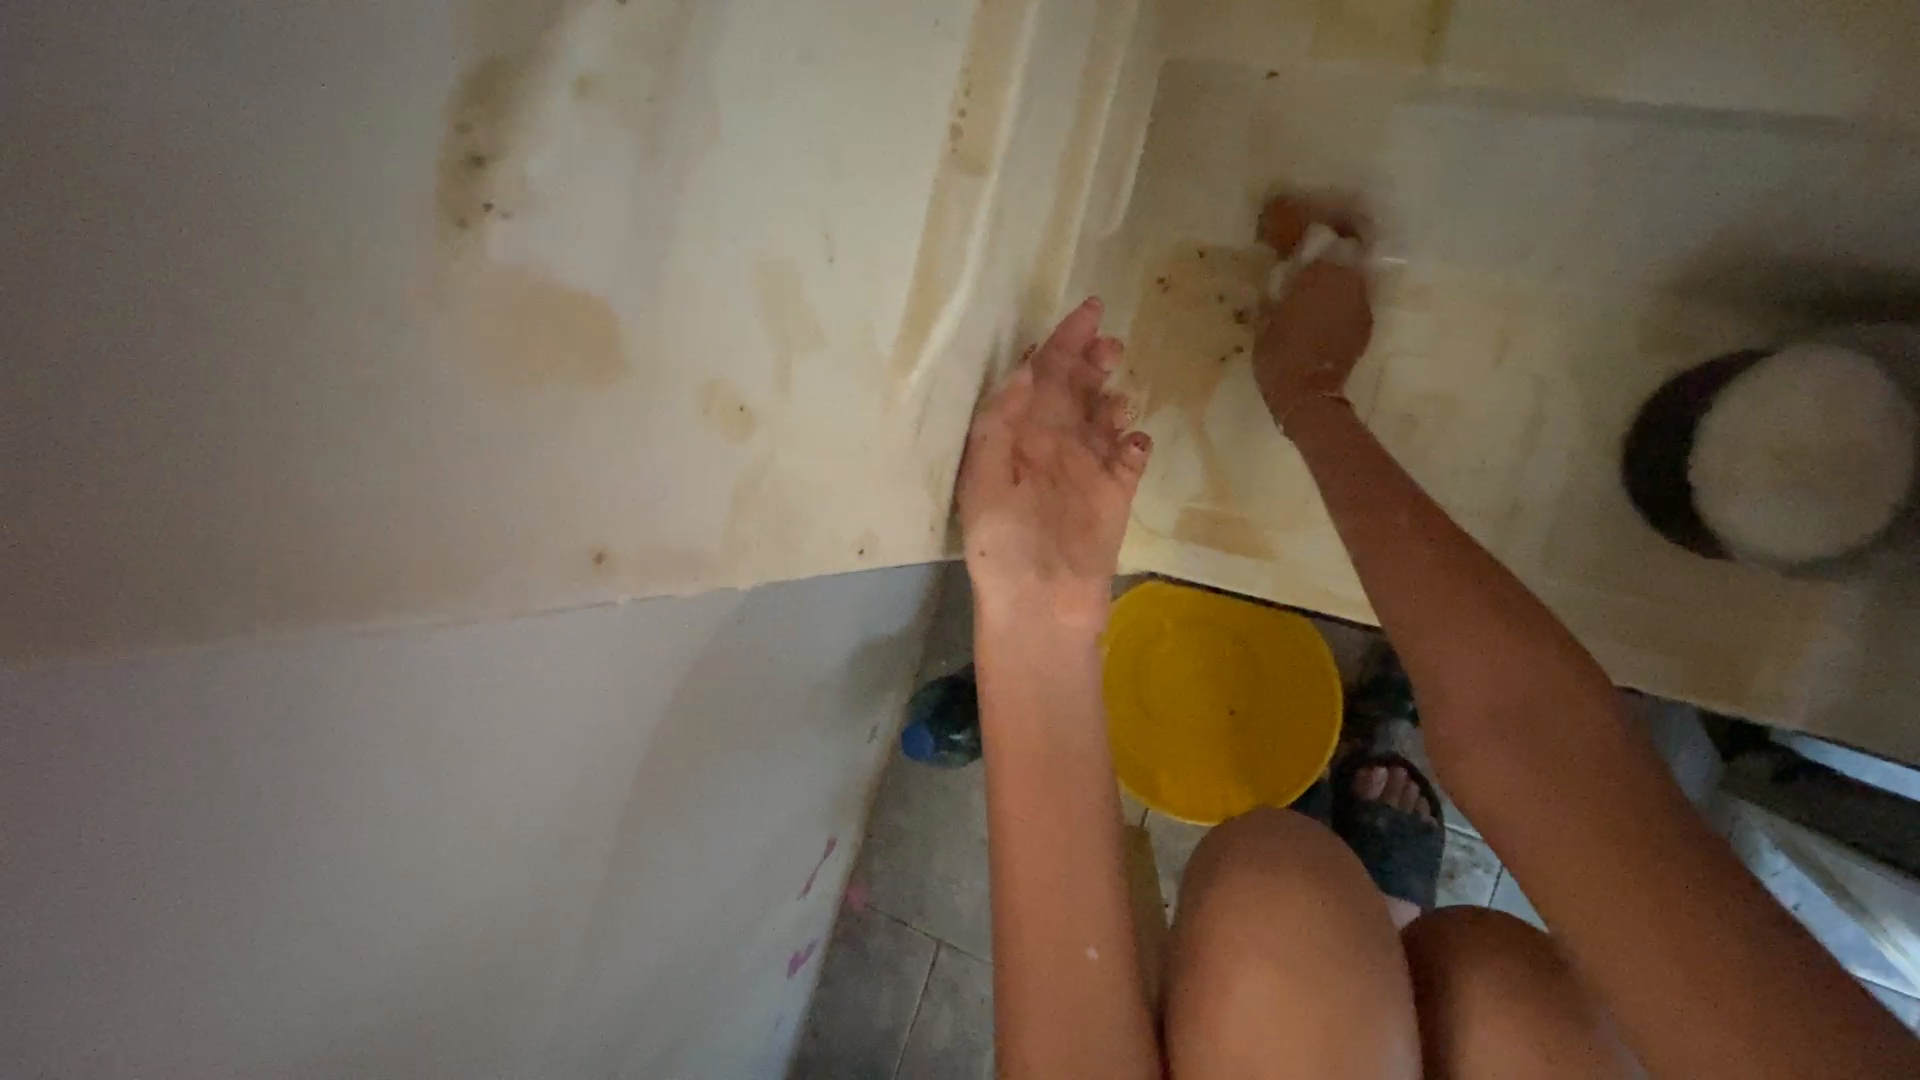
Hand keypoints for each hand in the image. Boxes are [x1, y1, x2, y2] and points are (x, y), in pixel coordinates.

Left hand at [958, 297, 1151, 630]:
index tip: (1089, 310)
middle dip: (1091, 359)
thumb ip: (999, 422)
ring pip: (1104, 417)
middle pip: (1073, 390)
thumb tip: (1023, 367)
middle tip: (1110, 346)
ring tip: (1116, 394)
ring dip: (1111, 396)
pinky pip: (1129, 457)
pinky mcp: (1115, 496)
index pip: (1038, 377)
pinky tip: (1131, 442)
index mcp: (1014, 440)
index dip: (1060, 342)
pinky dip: (1134, 442)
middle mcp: (1049, 448)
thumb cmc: (1003, 549)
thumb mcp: (983, 482)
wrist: (1040, 610)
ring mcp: (1085, 471)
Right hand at [1251, 199, 1373, 428]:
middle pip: (1345, 244)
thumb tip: (1282, 273)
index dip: (1305, 219)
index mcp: (1322, 272)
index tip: (1290, 212)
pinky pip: (1352, 294)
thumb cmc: (1279, 356)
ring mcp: (1362, 300)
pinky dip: (1339, 292)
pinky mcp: (1365, 321)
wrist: (1308, 397)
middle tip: (1310, 240)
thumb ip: (1278, 290)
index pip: (1319, 231)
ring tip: (1316, 271)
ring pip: (1351, 269)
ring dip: (1335, 267)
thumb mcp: (1266, 318)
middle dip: (1329, 239)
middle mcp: (1350, 278)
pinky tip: (1323, 302)